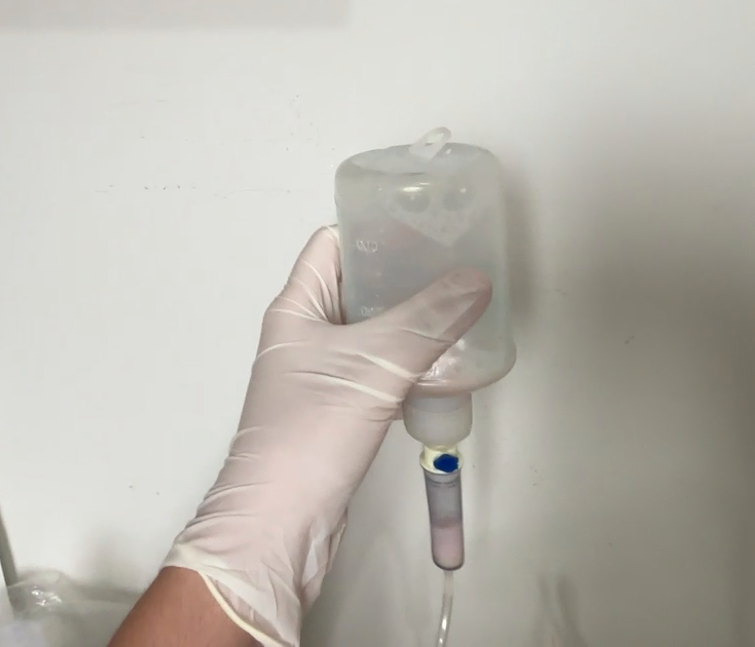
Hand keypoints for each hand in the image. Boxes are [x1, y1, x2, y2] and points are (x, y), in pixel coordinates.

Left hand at [163, 227, 492, 646]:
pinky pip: (378, 367)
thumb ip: (426, 320)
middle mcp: (305, 331)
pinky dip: (409, 360)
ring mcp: (321, 371)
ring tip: (464, 309)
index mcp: (297, 305)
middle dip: (405, 274)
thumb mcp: (372, 364)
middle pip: (358, 284)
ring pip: (372, 328)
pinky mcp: (340, 407)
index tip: (426, 227)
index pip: (332, 243)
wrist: (279, 527)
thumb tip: (475, 278)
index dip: (374, 229)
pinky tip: (447, 364)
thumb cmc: (309, 433)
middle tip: (459, 267)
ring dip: (412, 320)